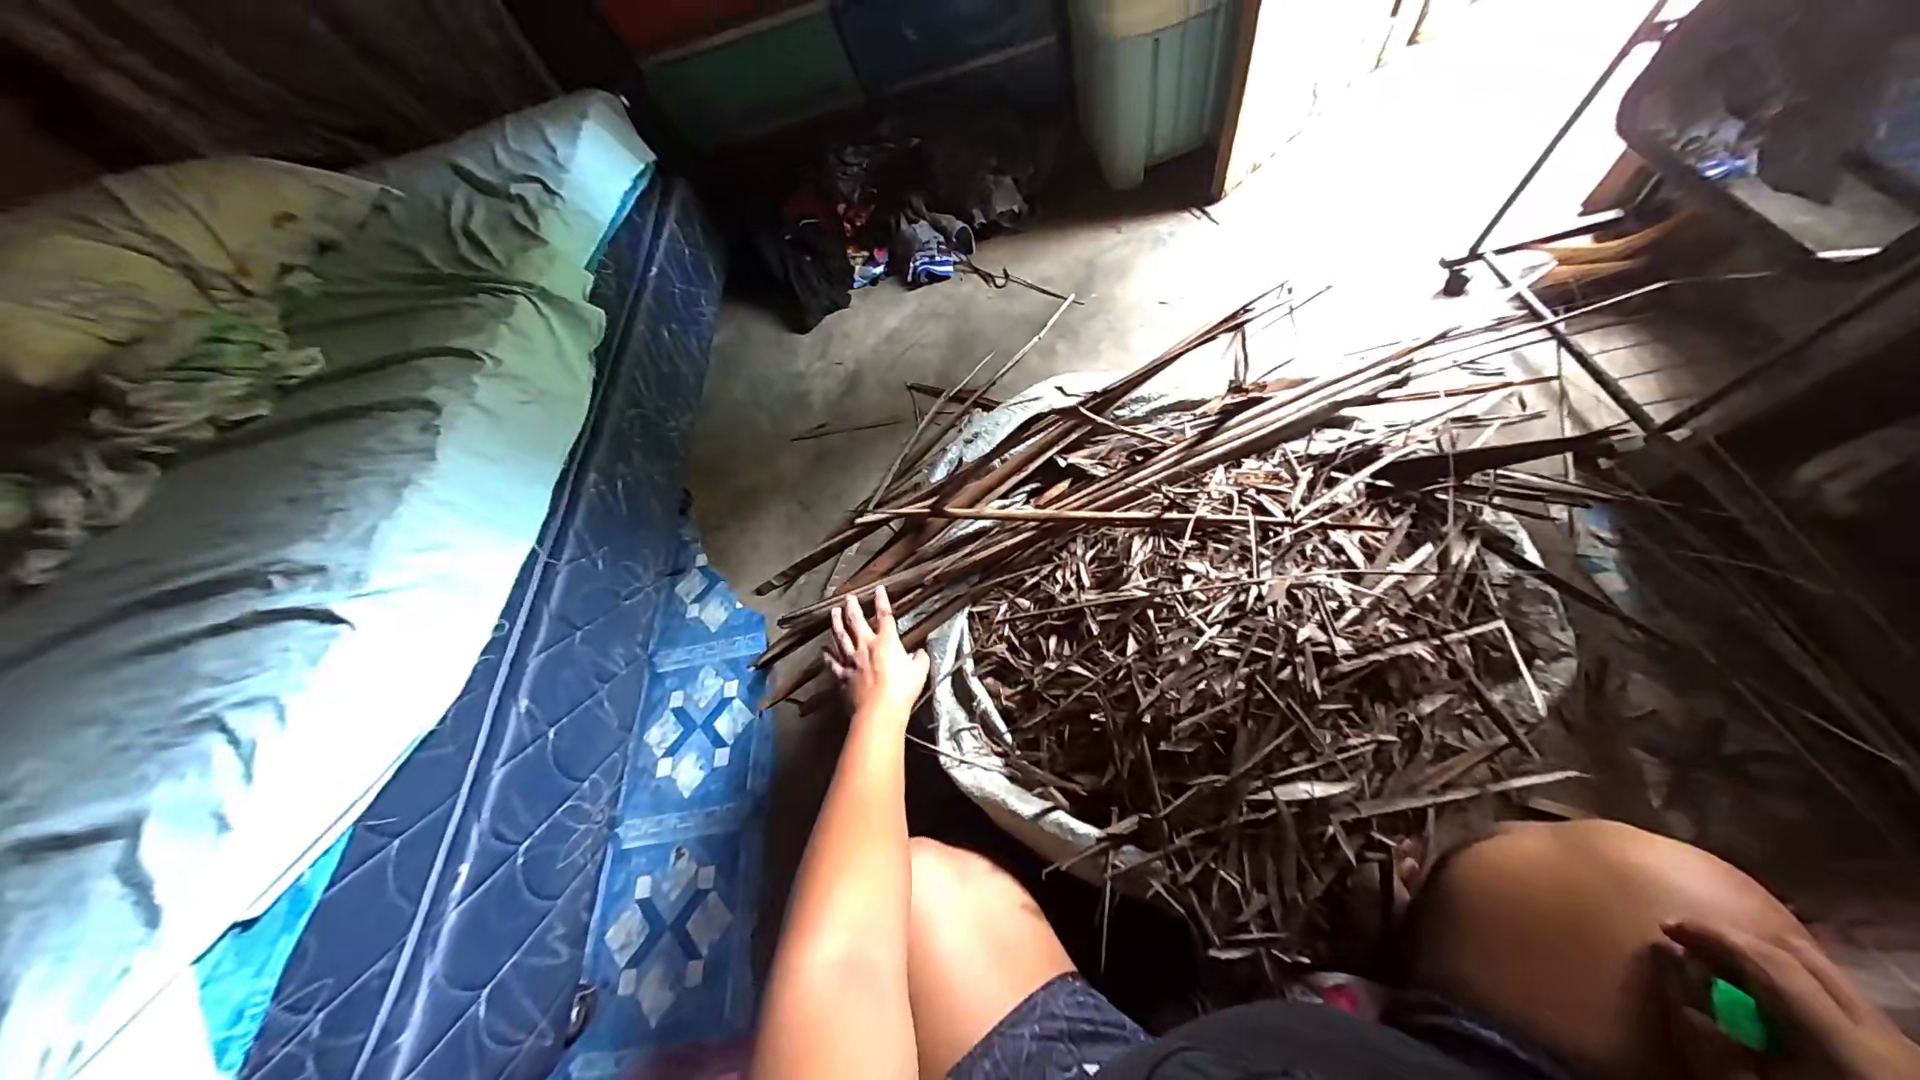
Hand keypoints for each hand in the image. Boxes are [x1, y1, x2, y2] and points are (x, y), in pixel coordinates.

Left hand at [825, 585, 929, 719]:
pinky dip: (827, 656)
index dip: (882, 600)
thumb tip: (919, 653)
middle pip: (856, 622)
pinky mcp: (842, 676)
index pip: (885, 615)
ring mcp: (851, 661)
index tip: (878, 589)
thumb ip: (919, 659)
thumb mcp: (919, 672)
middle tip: (847, 597)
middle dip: (852, 607)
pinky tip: (823, 650)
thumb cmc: (902, 689)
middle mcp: (866, 646)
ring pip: (841, 638)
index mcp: (886, 642)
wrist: (880, 710)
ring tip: (833, 613)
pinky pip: (833, 663)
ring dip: (836, 624)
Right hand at [1659, 919, 1919, 1079]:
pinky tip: (1763, 996)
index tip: (1665, 927)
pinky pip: (1838, 996)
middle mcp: (1884, 1036)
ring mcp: (1901, 1044)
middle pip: (1802, 957)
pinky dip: (1790, 982)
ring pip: (1824, 973)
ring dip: (1764, 960)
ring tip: (1720, 964)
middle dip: (1738, 941)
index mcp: (1846, 1048)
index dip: (1713, 936)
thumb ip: (1711, 1035)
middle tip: (1688, 941)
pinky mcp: (1902, 1052)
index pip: (1772, 964)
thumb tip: (1672, 968)